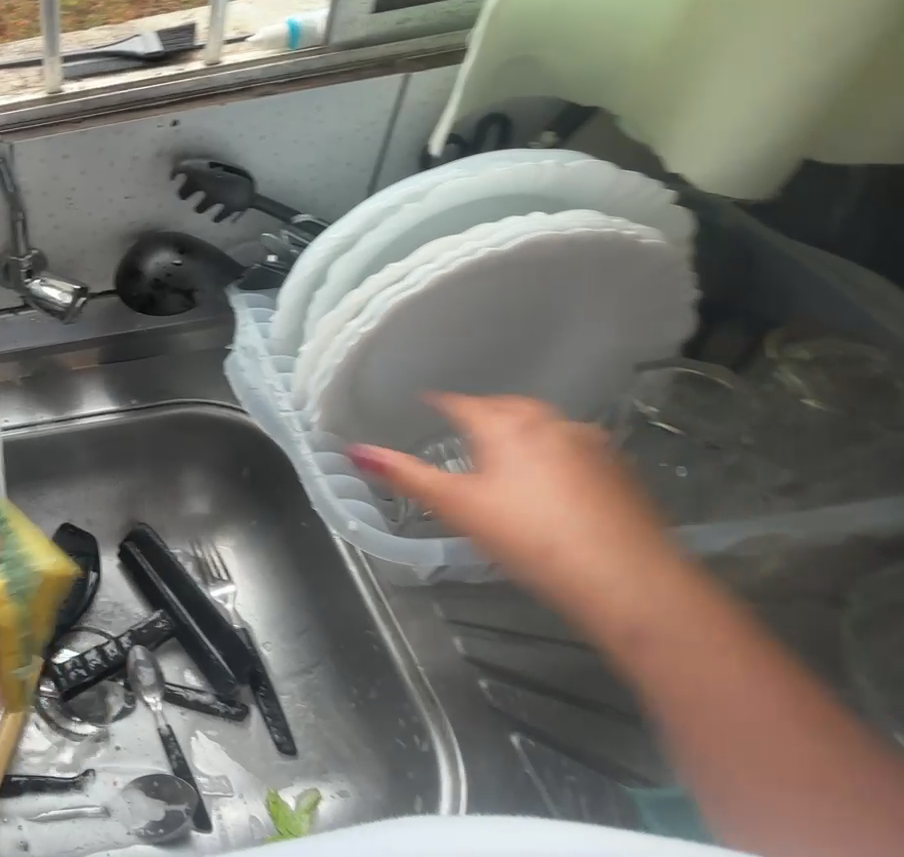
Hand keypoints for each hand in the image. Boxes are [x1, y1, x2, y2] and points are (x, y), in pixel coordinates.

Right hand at [349, 394, 683, 606]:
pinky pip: (574, 449)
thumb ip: (405, 476)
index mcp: (505, 425)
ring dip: (522, 433)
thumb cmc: (530, 539)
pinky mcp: (621, 473)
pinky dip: (554, 455)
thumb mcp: (456, 507)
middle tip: (461, 431)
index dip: (438, 404)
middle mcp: (551, 423)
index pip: (461, 402)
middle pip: (507, 408)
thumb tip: (354, 450)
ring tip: (503, 455)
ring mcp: (592, 446)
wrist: (630, 583)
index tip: (424, 406)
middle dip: (483, 414)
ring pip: (545, 427)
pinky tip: (549, 484)